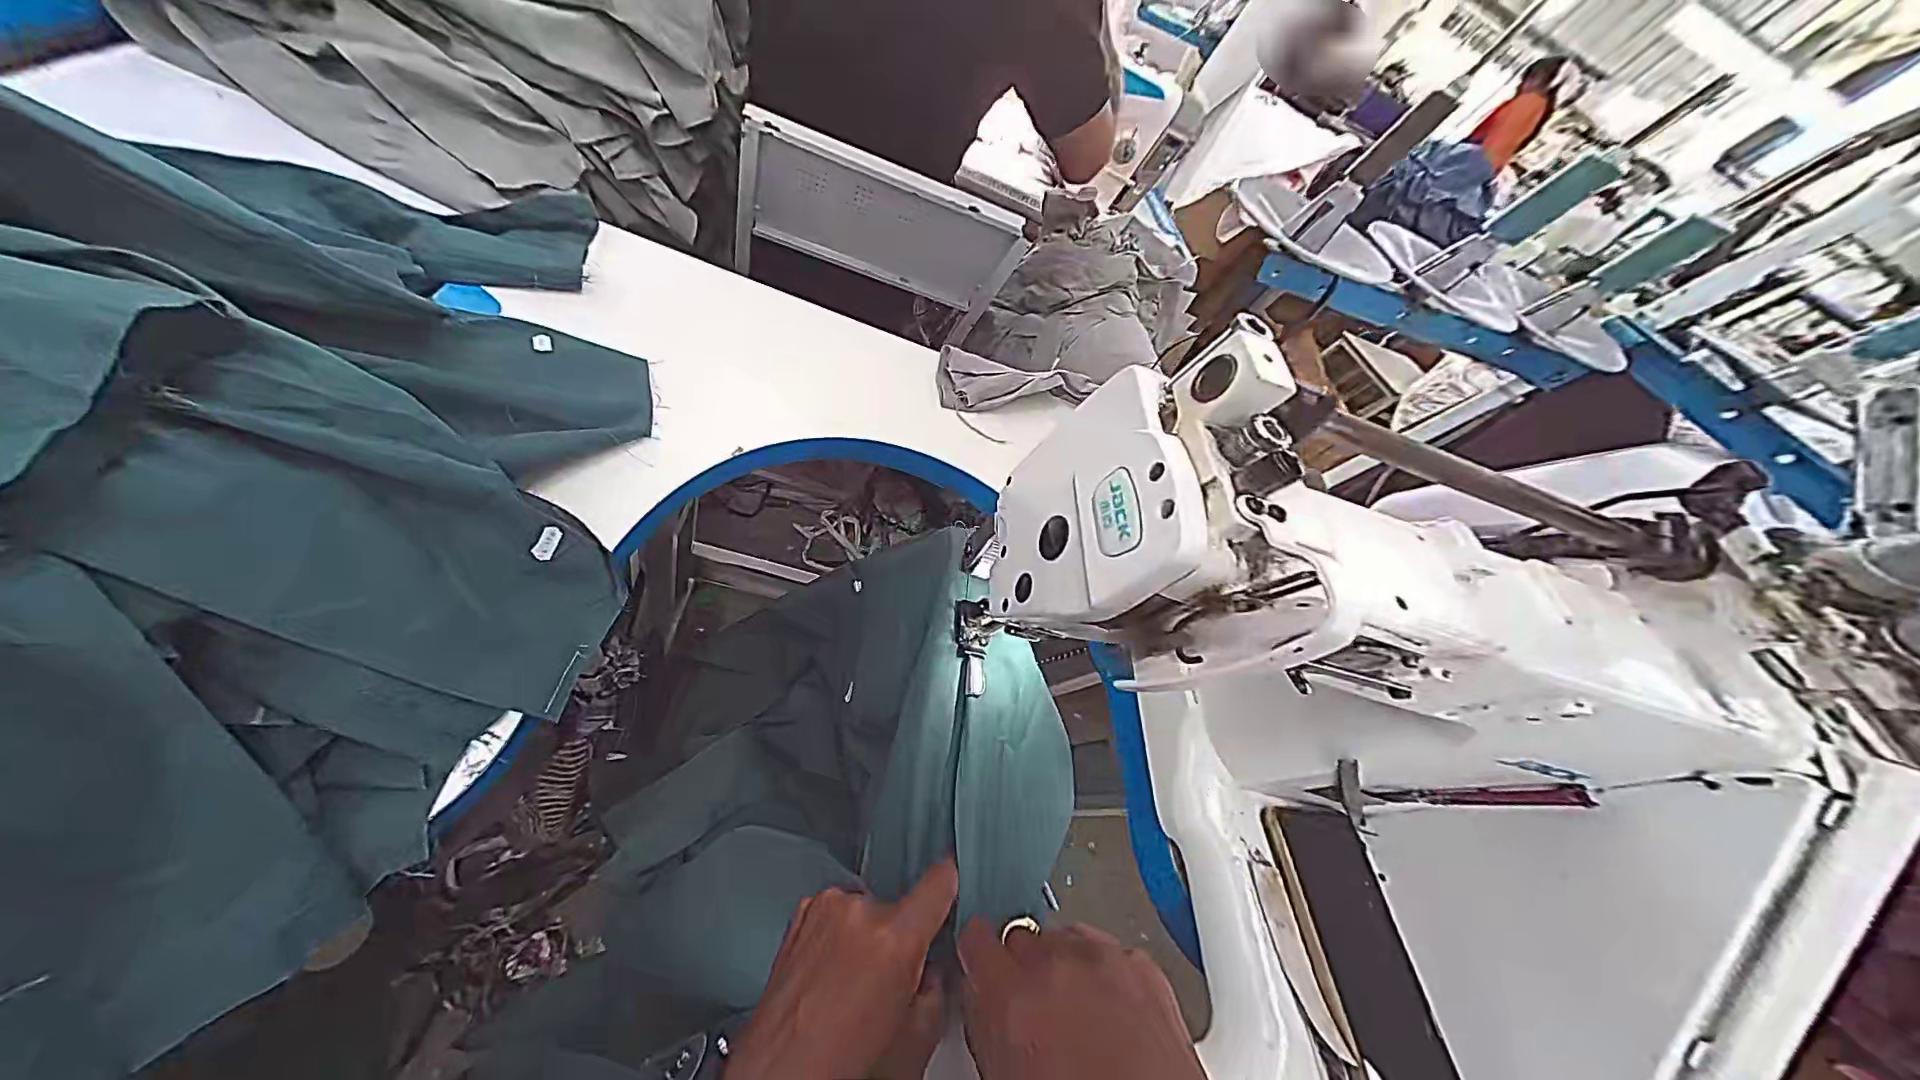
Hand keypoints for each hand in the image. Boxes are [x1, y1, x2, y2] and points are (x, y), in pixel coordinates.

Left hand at [725, 860, 957, 1079]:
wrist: (781, 1069)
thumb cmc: (838, 1060)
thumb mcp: (915, 1034)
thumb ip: (937, 984)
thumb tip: (934, 963)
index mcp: (896, 938)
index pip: (939, 881)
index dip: (950, 879)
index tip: (951, 876)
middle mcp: (860, 911)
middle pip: (899, 905)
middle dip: (896, 935)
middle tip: (883, 978)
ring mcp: (827, 907)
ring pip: (865, 908)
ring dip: (863, 933)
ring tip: (848, 980)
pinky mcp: (803, 911)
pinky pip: (836, 911)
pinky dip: (837, 933)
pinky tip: (829, 971)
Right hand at [957, 918, 1203, 1079]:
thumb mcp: (1004, 1073)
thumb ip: (986, 1021)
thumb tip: (983, 1001)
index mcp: (1011, 994)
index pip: (977, 938)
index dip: (979, 953)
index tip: (983, 961)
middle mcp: (1055, 964)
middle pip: (1023, 938)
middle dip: (1025, 967)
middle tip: (1037, 1010)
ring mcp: (1102, 959)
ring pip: (1067, 939)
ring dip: (1066, 967)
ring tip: (1080, 1016)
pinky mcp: (1142, 966)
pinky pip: (1110, 953)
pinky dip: (1107, 974)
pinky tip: (1112, 1014)